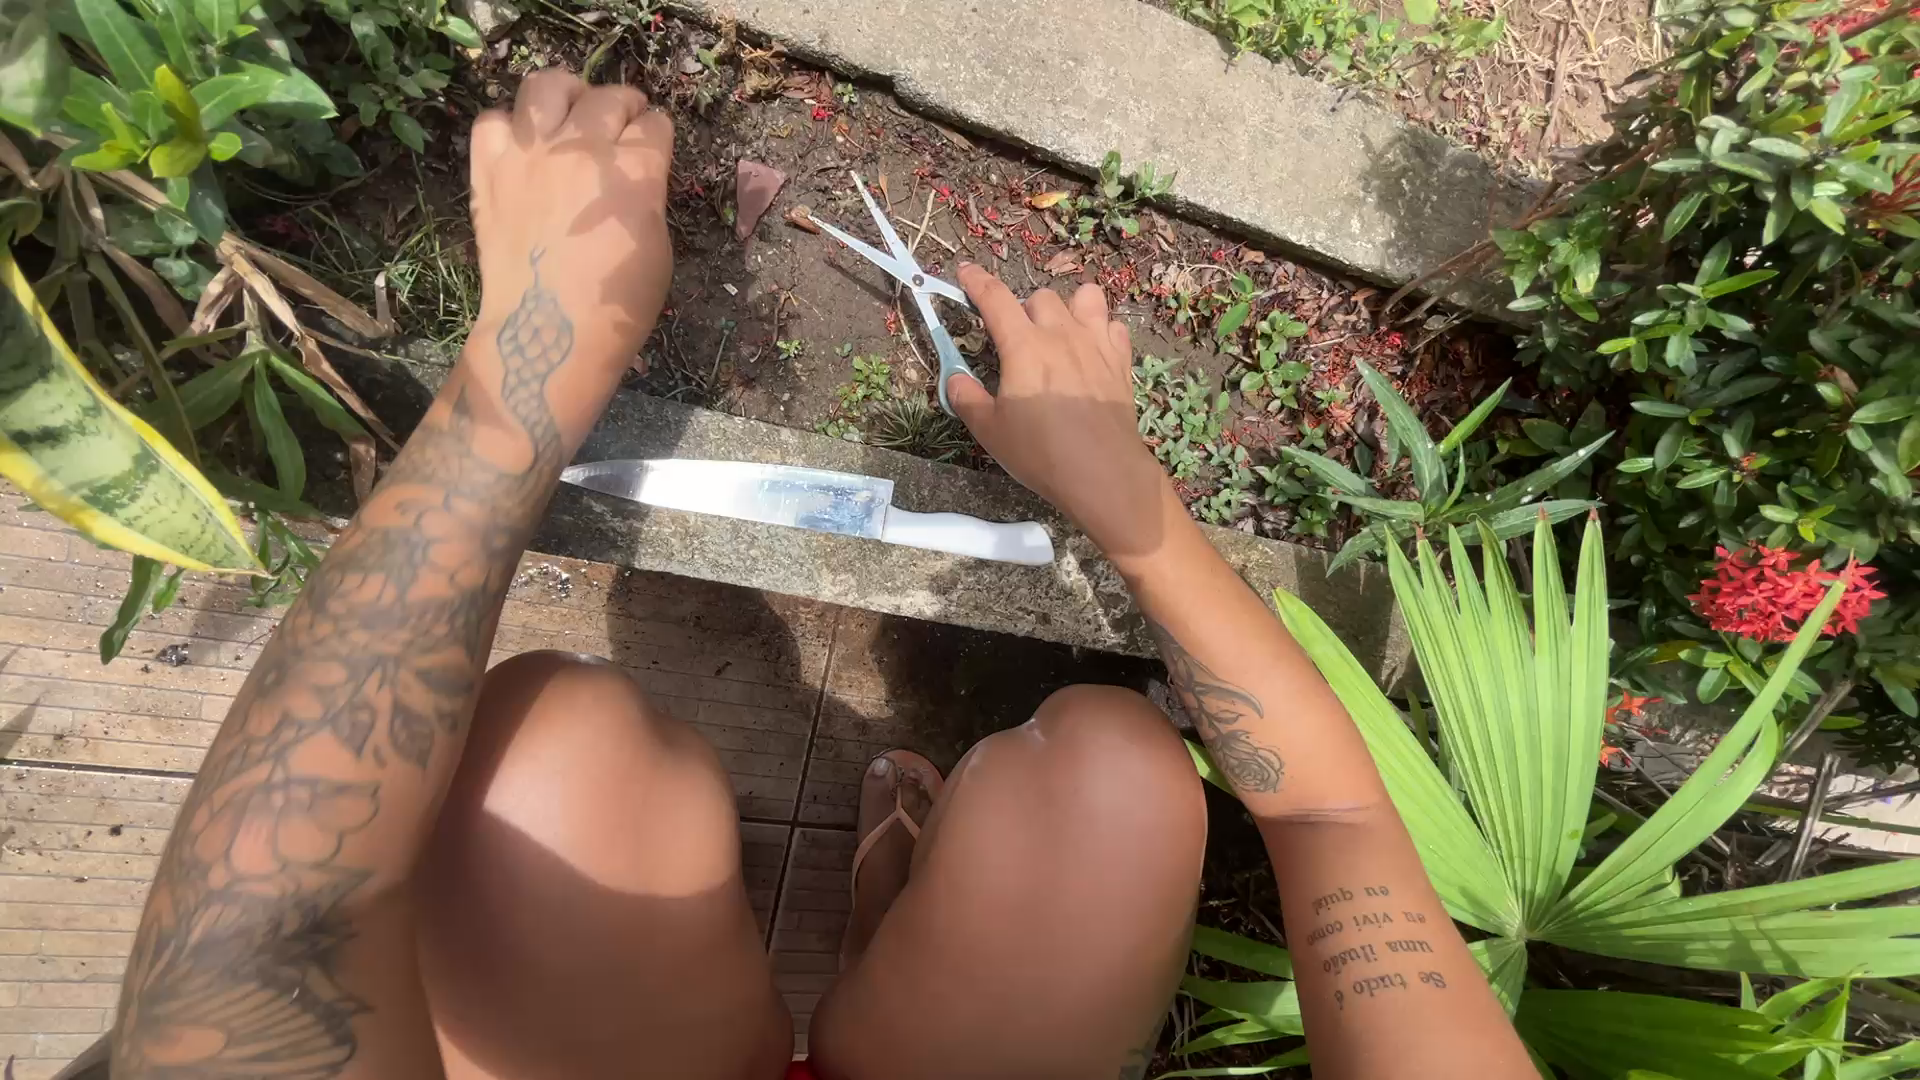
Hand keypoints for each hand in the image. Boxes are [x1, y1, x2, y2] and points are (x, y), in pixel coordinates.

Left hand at [469, 69, 673, 371]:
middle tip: (628, 116)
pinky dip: (513, 125)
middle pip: (608, 99)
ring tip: (574, 107)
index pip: (655, 127)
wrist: (550, 329)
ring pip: (547, 86)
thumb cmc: (619, 305)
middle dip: (626, 104)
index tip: (658, 137)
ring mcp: (530, 152)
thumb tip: (637, 178)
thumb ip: (648, 200)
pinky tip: (527, 145)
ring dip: (568, 92)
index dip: (660, 131)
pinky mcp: (490, 165)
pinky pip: (495, 119)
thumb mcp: (658, 250)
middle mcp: (582, 149)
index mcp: (635, 174)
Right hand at [948, 263, 1175, 557]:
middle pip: (1040, 297)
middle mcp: (1061, 334)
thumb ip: (966, 398)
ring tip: (1060, 332)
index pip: (995, 299)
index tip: (964, 272)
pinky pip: (1113, 325)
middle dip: (1024, 310)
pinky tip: (1092, 350)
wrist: (1102, 473)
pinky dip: (1100, 329)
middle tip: (1017, 339)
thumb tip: (954, 379)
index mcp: (1024, 346)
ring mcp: (1096, 344)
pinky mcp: (1121, 362)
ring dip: (1067, 308)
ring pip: (1084, 297)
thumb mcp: (990, 431)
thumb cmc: (1040, 453)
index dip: (976, 281)